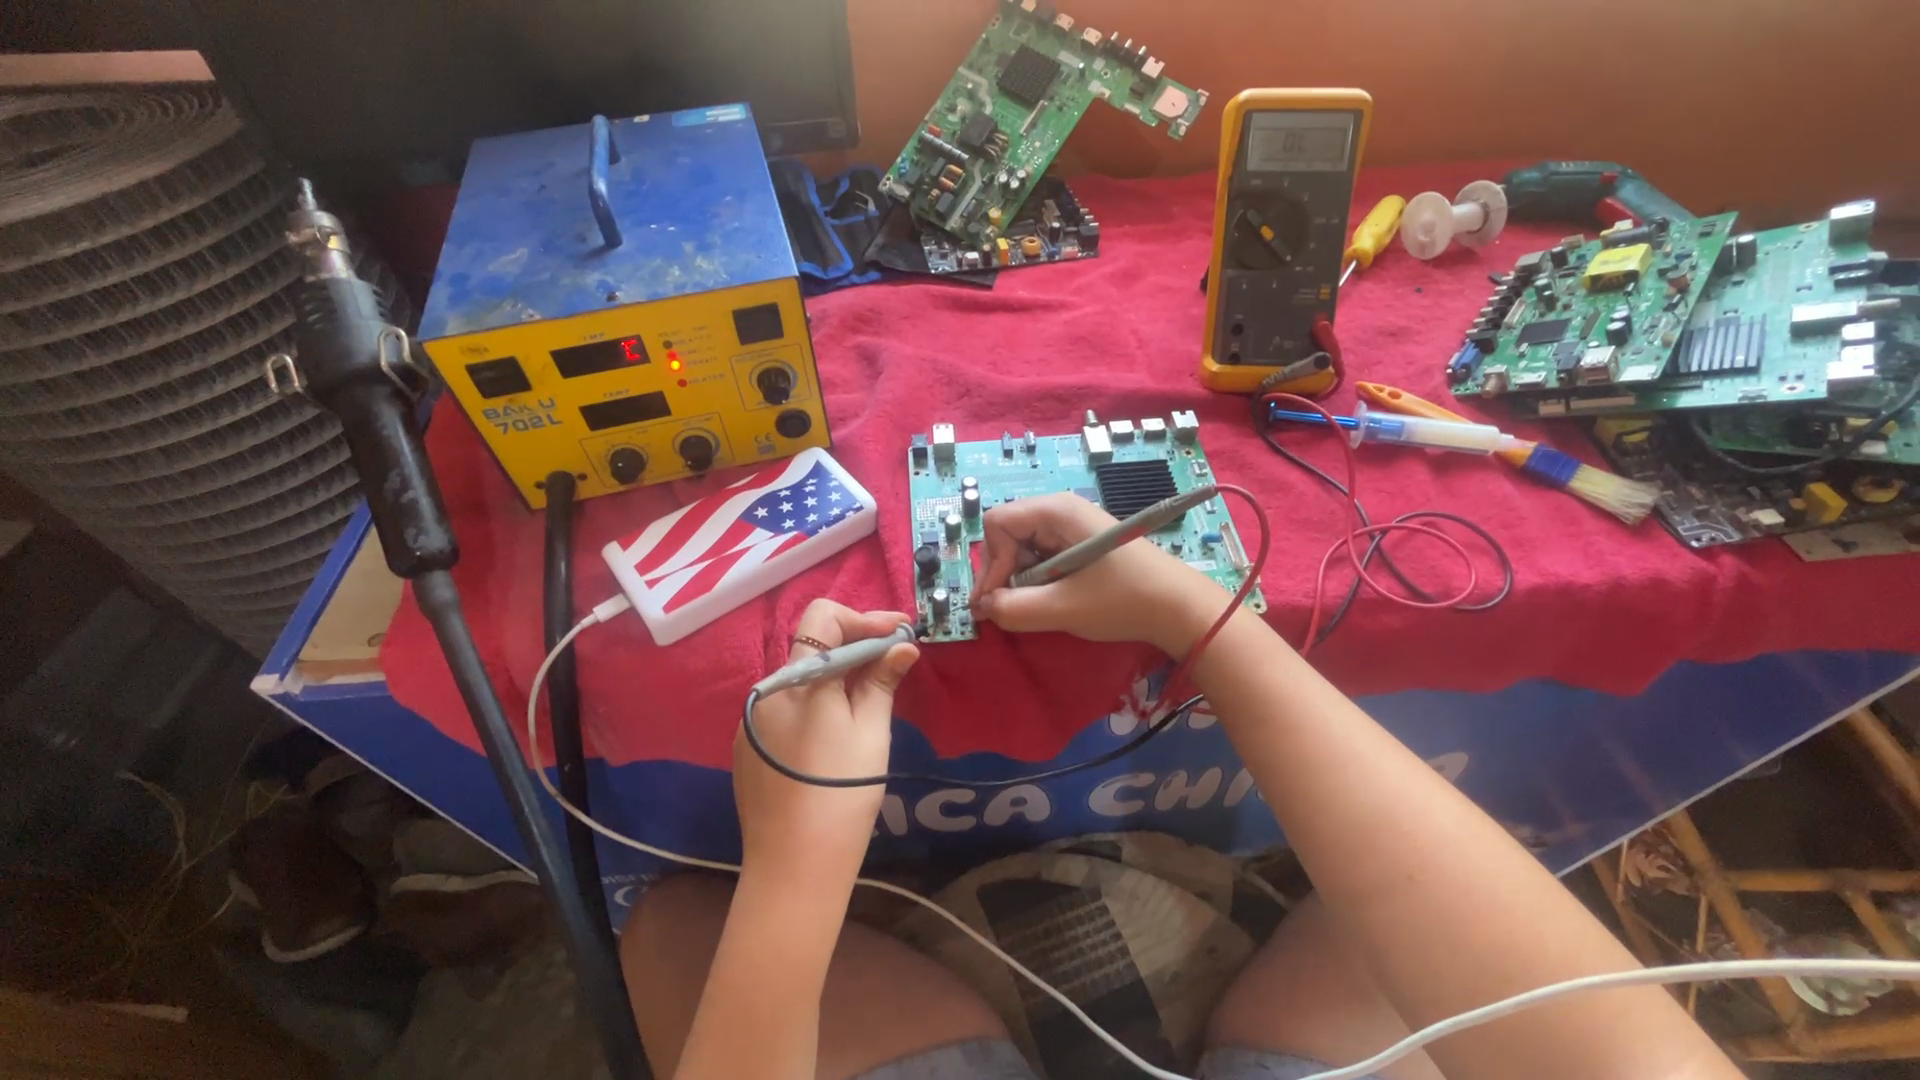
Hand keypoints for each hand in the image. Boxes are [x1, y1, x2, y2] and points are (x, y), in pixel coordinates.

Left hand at [733, 600, 917, 886]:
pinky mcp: (746, 745)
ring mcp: (751, 719)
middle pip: (811, 648)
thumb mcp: (871, 732)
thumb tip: (901, 647)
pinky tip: (832, 732)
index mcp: (799, 680)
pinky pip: (783, 707)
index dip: (864, 618)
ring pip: (798, 678)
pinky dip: (811, 703)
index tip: (898, 634)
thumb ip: (881, 681)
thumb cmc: (842, 794)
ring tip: (867, 696)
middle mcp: (767, 690)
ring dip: (833, 675)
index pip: (823, 618)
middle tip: (892, 659)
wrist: (793, 865)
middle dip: (854, 645)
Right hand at [972, 494, 1228, 655]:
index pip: (997, 523)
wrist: (1181, 608)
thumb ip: (1015, 608)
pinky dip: (1038, 581)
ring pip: (1023, 549)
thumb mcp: (1064, 608)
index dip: (991, 563)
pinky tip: (1054, 600)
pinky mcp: (1080, 546)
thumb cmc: (1124, 600)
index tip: (997, 600)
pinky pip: (1042, 557)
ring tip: (1038, 606)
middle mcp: (1060, 511)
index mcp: (1056, 511)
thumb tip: (983, 608)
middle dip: (1003, 572)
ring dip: (1021, 580)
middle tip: (1009, 609)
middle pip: (1007, 534)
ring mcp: (1072, 527)